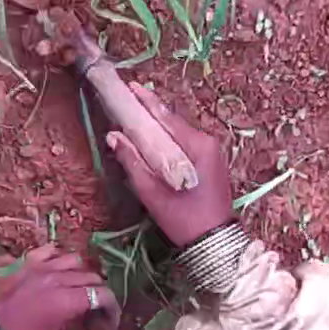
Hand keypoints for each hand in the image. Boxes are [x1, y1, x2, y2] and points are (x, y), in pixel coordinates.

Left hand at [0, 245, 119, 329]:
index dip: (112, 310)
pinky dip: (57, 260)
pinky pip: (47, 252)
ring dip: (81, 274)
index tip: (108, 327)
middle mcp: (56, 277)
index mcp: (67, 299)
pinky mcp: (21, 264)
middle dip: (98, 295)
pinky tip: (55, 273)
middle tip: (92, 315)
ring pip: (72, 260)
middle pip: (90, 276)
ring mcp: (37, 267)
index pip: (103, 295)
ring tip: (76, 292)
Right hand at [103, 83, 232, 245]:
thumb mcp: (151, 192)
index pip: (165, 116)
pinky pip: (184, 144)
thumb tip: (113, 137)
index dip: (146, 101)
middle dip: (149, 112)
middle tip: (128, 101)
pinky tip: (152, 141)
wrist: (215, 242)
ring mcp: (211, 151)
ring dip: (158, 127)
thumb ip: (132, 161)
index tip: (130, 87)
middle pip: (172, 122)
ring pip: (178, 133)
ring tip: (136, 119)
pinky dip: (167, 140)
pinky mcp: (211, 162)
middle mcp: (207, 142)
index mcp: (196, 145)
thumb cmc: (182, 219)